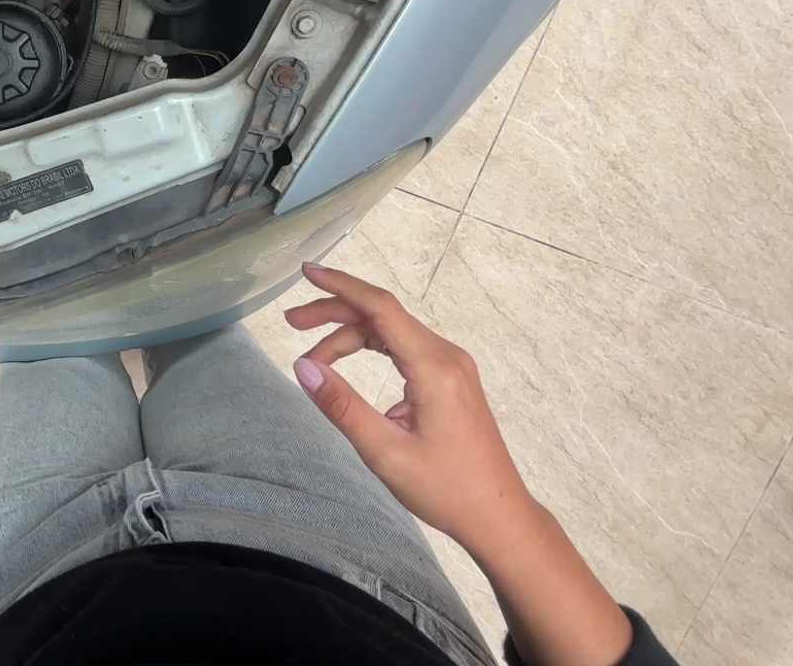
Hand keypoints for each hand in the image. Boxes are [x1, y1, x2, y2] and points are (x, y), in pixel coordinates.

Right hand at [289, 262, 535, 551]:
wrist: (501, 519)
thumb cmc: (446, 490)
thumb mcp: (385, 453)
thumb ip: (342, 406)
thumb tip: (303, 366)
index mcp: (433, 367)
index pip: (380, 307)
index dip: (341, 285)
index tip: (307, 272)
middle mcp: (445, 356)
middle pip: (380, 315)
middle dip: (333, 313)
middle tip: (291, 323)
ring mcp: (450, 365)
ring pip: (388, 331)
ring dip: (347, 335)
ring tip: (313, 358)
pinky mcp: (448, 378)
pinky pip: (401, 346)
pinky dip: (367, 347)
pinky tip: (346, 367)